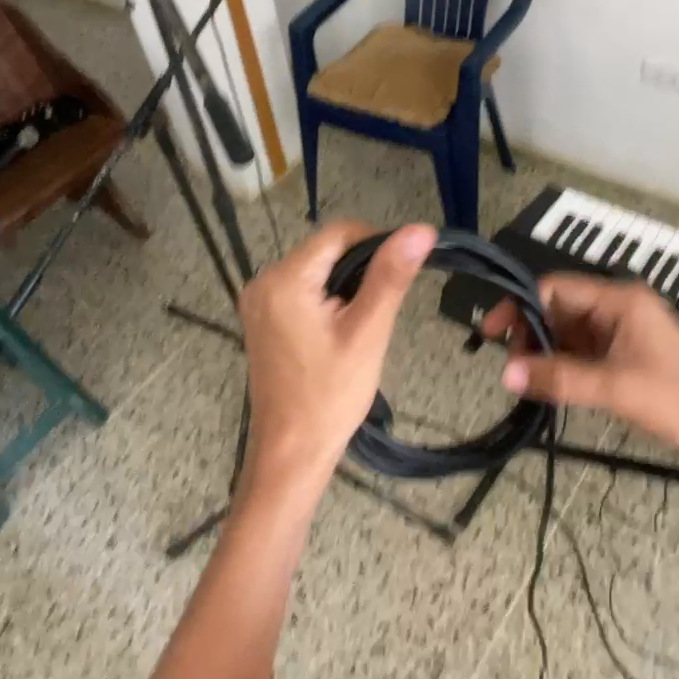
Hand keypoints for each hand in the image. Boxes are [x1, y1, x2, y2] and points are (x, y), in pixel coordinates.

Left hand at [236, 221, 436, 503]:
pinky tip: (341, 332)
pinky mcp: (261, 319)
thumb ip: (390, 276)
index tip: (400, 273)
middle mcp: (262, 280)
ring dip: (345, 286)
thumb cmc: (331, 395)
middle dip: (359, 270)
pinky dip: (326, 301)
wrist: (292, 450)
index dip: (376, 242)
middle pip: (325, 250)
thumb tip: (421, 229)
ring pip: (315, 270)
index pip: (339, 232)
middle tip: (381, 310)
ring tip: (363, 324)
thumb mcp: (367, 332)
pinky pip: (301, 291)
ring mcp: (257, 301)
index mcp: (284, 278)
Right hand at [481, 274, 678, 468]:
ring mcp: (624, 330)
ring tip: (530, 382)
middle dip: (530, 334)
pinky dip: (564, 364)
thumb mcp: (615, 388)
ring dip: (546, 352)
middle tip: (515, 371)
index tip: (492, 334)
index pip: (555, 288)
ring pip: (568, 331)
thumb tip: (506, 374)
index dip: (519, 306)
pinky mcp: (627, 353)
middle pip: (558, 308)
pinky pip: (583, 350)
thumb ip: (559, 379)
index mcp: (620, 300)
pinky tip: (552, 385)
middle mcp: (619, 307)